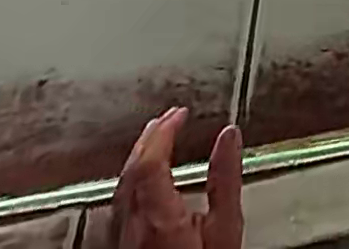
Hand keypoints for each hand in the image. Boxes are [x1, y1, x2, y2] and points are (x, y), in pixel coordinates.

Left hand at [110, 108, 243, 248]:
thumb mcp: (227, 230)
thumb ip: (225, 181)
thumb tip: (229, 136)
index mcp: (158, 219)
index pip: (150, 163)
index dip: (164, 132)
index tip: (181, 113)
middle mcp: (132, 230)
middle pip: (130, 173)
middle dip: (150, 139)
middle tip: (169, 117)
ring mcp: (122, 243)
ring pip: (120, 190)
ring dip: (138, 157)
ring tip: (156, 138)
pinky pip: (119, 205)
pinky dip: (133, 179)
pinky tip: (144, 179)